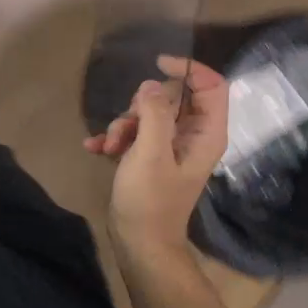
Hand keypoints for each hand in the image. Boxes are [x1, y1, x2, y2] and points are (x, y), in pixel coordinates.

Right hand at [83, 56, 230, 251]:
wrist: (140, 244)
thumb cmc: (150, 200)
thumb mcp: (150, 153)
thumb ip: (153, 114)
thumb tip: (152, 85)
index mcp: (206, 134)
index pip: (212, 85)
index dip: (189, 69)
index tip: (158, 64)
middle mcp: (193, 136)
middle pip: (173, 97)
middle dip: (142, 104)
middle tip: (128, 123)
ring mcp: (171, 147)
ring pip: (147, 114)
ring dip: (123, 124)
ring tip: (110, 146)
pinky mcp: (150, 158)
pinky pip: (134, 133)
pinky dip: (115, 137)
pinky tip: (96, 148)